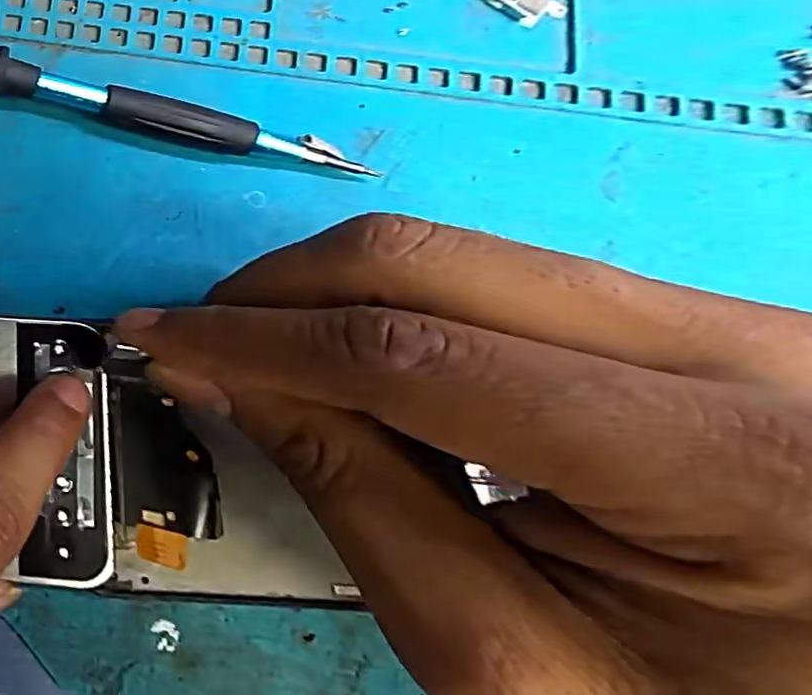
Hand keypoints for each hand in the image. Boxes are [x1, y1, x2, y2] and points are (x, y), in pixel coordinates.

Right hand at [116, 215, 811, 694]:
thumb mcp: (501, 650)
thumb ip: (346, 488)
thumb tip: (211, 372)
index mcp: (726, 466)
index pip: (406, 353)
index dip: (253, 339)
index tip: (153, 332)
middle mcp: (748, 351)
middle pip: (419, 260)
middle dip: (275, 290)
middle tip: (199, 335)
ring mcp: (731, 318)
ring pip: (447, 251)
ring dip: (321, 291)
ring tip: (265, 347)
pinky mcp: (698, 314)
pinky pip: (485, 272)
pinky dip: (384, 300)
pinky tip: (355, 356)